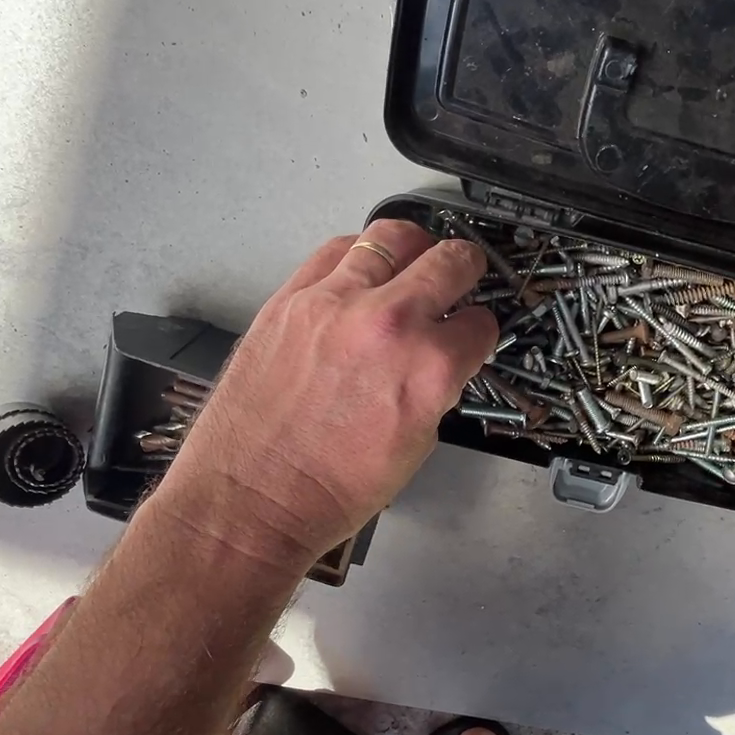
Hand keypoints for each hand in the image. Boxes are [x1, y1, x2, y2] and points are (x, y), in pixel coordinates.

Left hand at [154, 219, 496, 563]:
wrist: (251, 497)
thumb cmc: (330, 488)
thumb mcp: (417, 444)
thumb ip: (437, 387)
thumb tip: (442, 358)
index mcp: (429, 367)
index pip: (480, 325)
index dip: (483, 330)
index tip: (475, 332)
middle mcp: (388, 324)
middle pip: (451, 262)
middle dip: (468, 268)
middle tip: (465, 273)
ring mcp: (335, 303)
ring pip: (393, 237)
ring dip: (415, 247)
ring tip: (415, 258)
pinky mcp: (290, 298)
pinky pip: (337, 250)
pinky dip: (360, 255)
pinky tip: (363, 270)